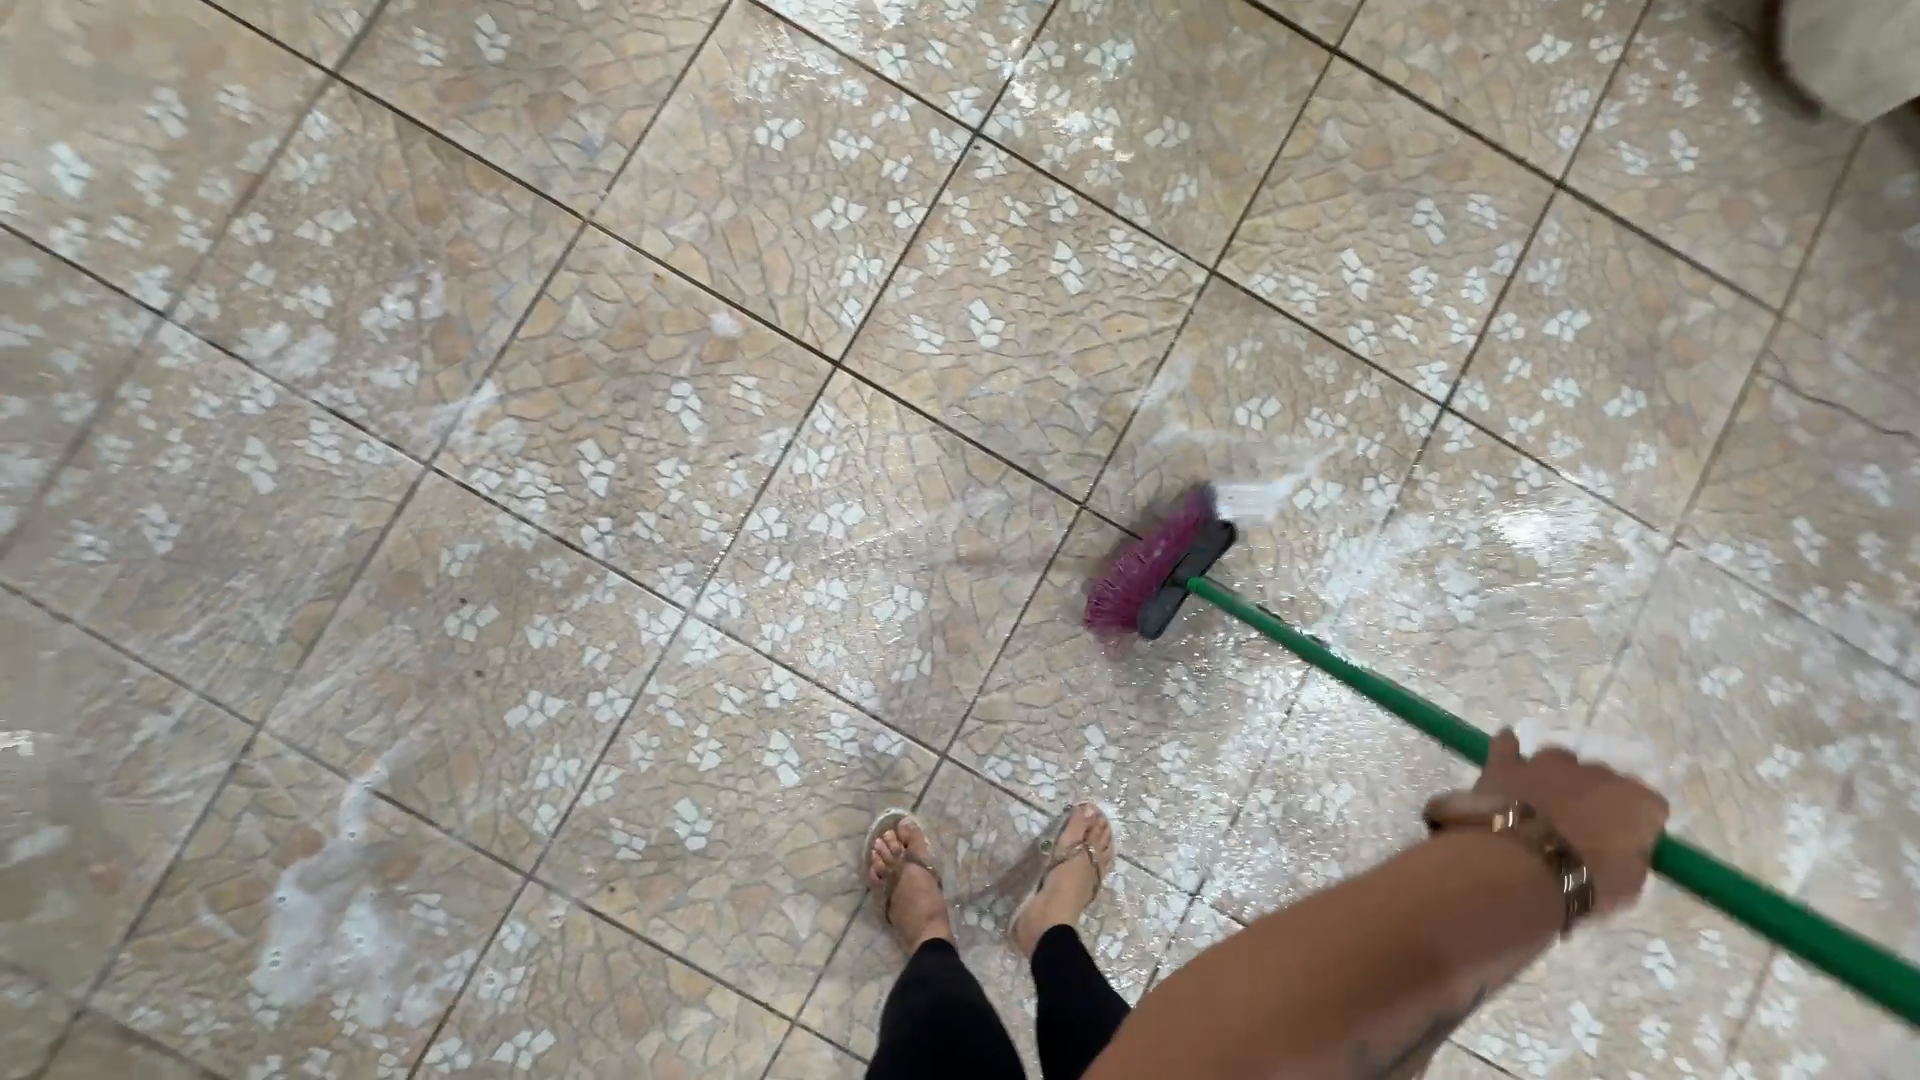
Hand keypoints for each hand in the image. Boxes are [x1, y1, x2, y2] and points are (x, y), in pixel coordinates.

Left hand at [1474, 729, 1668, 913]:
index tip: (1622, 842)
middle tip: (1577, 826)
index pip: (1649, 806)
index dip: (1636, 824)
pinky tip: (1508, 758)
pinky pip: (1507, 745)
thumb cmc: (1584, 879)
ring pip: (1558, 760)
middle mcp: (1596, 772)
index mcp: (1637, 801)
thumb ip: (1631, 856)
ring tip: (1542, 801)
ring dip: (1554, 777)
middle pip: (1601, 780)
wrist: (1519, 862)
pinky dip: (1508, 749)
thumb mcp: (1630, 883)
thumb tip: (1620, 848)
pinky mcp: (1505, 763)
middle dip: (1593, 798)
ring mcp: (1546, 763)